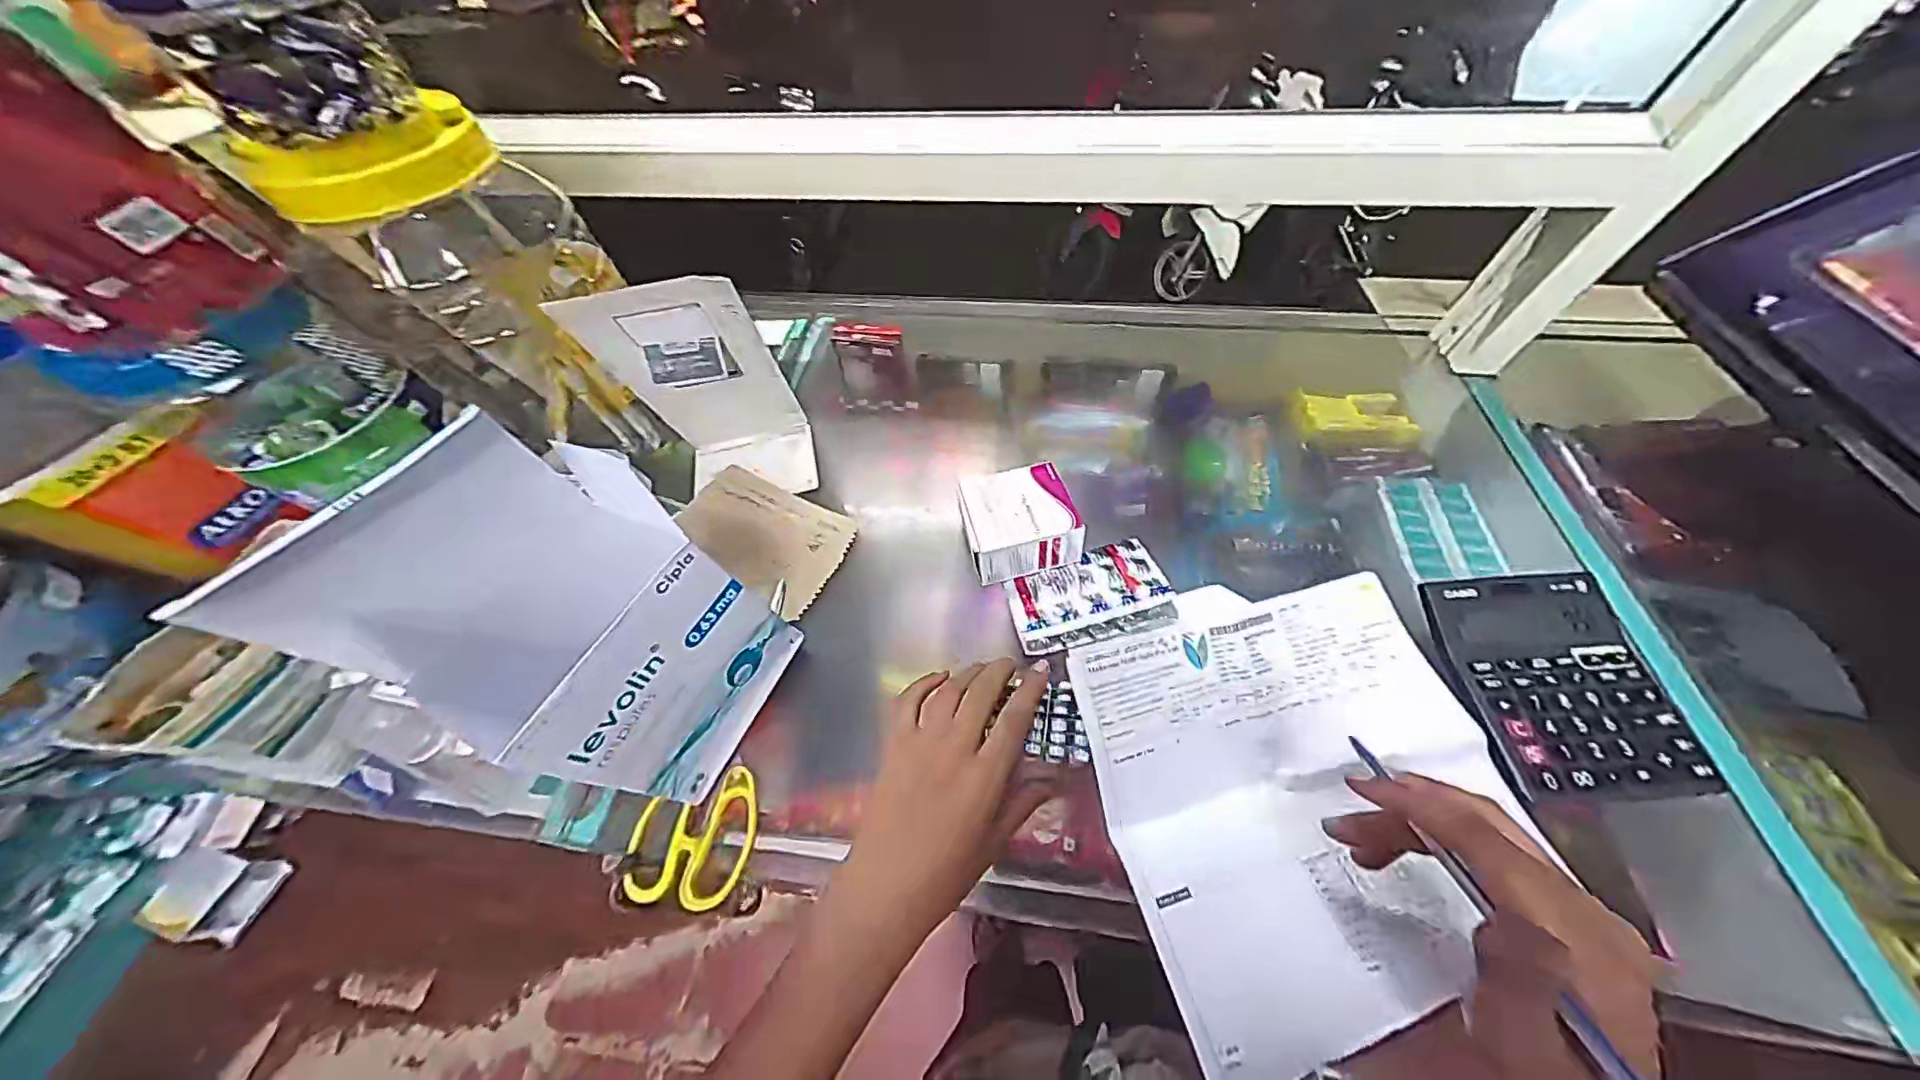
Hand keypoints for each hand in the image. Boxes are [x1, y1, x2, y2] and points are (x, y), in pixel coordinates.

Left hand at [830, 659, 1056, 939]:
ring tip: (982, 669)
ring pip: (948, 691)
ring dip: (967, 673)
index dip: (1030, 689)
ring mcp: (920, 743)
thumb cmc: (948, 870)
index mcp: (985, 775)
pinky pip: (908, 701)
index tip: (1040, 671)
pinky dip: (924, 683)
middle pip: (981, 693)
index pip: (1014, 719)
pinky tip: (939, 678)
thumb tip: (1054, 777)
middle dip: (999, 671)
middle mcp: (954, 749)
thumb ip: (1024, 801)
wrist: (887, 883)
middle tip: (1010, 665)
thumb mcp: (996, 839)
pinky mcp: (893, 745)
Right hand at [1324, 773, 1662, 1078]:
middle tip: (1350, 820)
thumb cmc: (1548, 1078)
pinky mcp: (1571, 925)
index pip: (1483, 837)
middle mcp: (1583, 913)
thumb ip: (1518, 986)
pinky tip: (1421, 856)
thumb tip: (1505, 920)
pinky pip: (1499, 855)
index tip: (1363, 787)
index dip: (1418, 803)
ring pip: (1491, 835)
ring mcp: (1582, 916)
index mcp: (1573, 933)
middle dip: (1409, 805)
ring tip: (1369, 841)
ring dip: (1423, 823)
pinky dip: (1448, 841)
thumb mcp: (1523, 1050)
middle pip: (1485, 824)